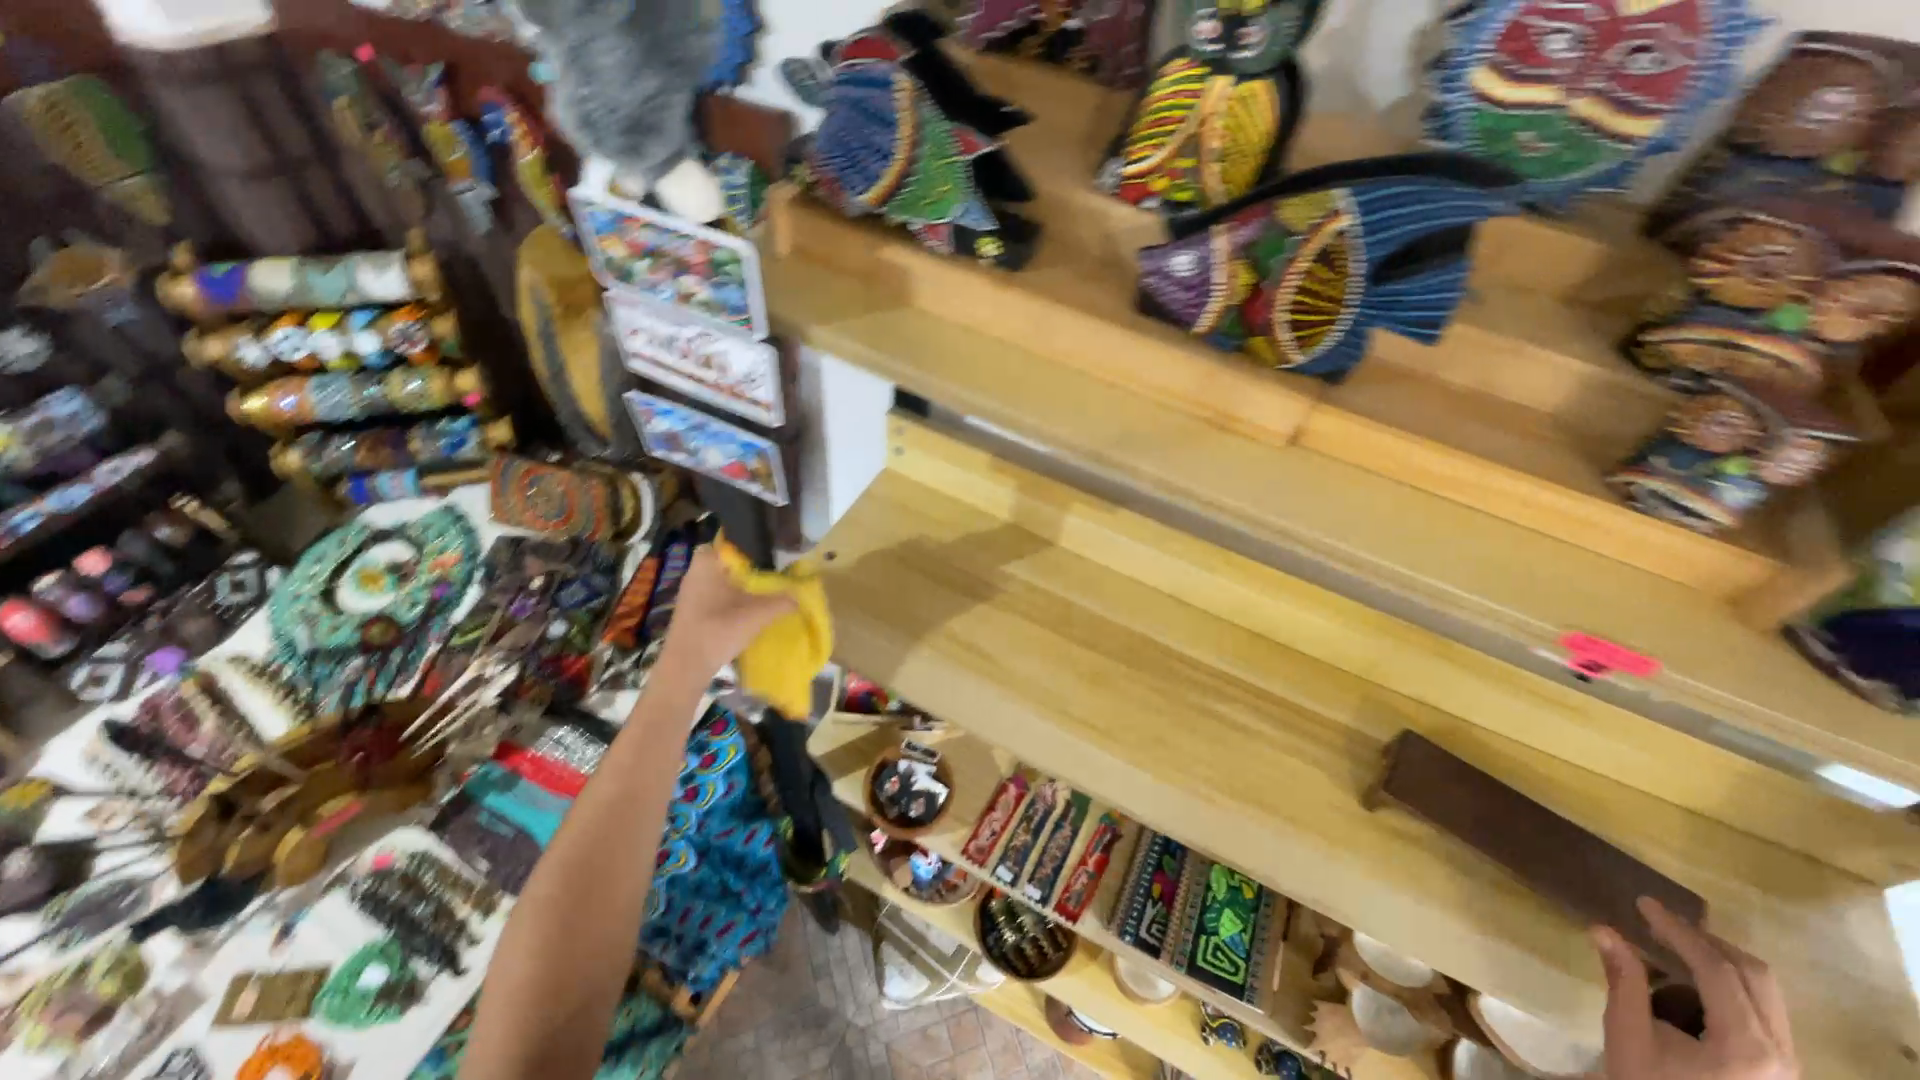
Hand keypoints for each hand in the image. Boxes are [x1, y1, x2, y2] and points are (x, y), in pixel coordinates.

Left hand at [652, 546, 796, 682]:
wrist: (687, 665)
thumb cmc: (719, 628)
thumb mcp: (758, 613)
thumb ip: (783, 601)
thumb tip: (801, 595)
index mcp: (707, 561)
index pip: (731, 540)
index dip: (752, 544)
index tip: (771, 553)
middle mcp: (695, 571)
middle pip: (727, 561)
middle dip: (749, 567)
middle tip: (773, 573)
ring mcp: (691, 592)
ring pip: (722, 580)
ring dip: (740, 585)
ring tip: (765, 592)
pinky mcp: (692, 610)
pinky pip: (715, 595)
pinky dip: (731, 599)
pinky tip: (747, 610)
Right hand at [1594, 897, 1798, 1079]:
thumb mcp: (1629, 1036)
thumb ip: (1624, 980)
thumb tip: (1603, 929)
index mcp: (1747, 1045)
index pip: (1717, 969)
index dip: (1678, 930)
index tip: (1644, 904)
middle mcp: (1782, 1052)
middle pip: (1754, 974)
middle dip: (1705, 942)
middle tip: (1660, 925)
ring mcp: (1789, 1064)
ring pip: (1764, 991)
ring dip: (1718, 963)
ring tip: (1670, 954)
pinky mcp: (1782, 1069)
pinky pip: (1763, 1011)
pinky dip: (1728, 988)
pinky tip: (1690, 991)